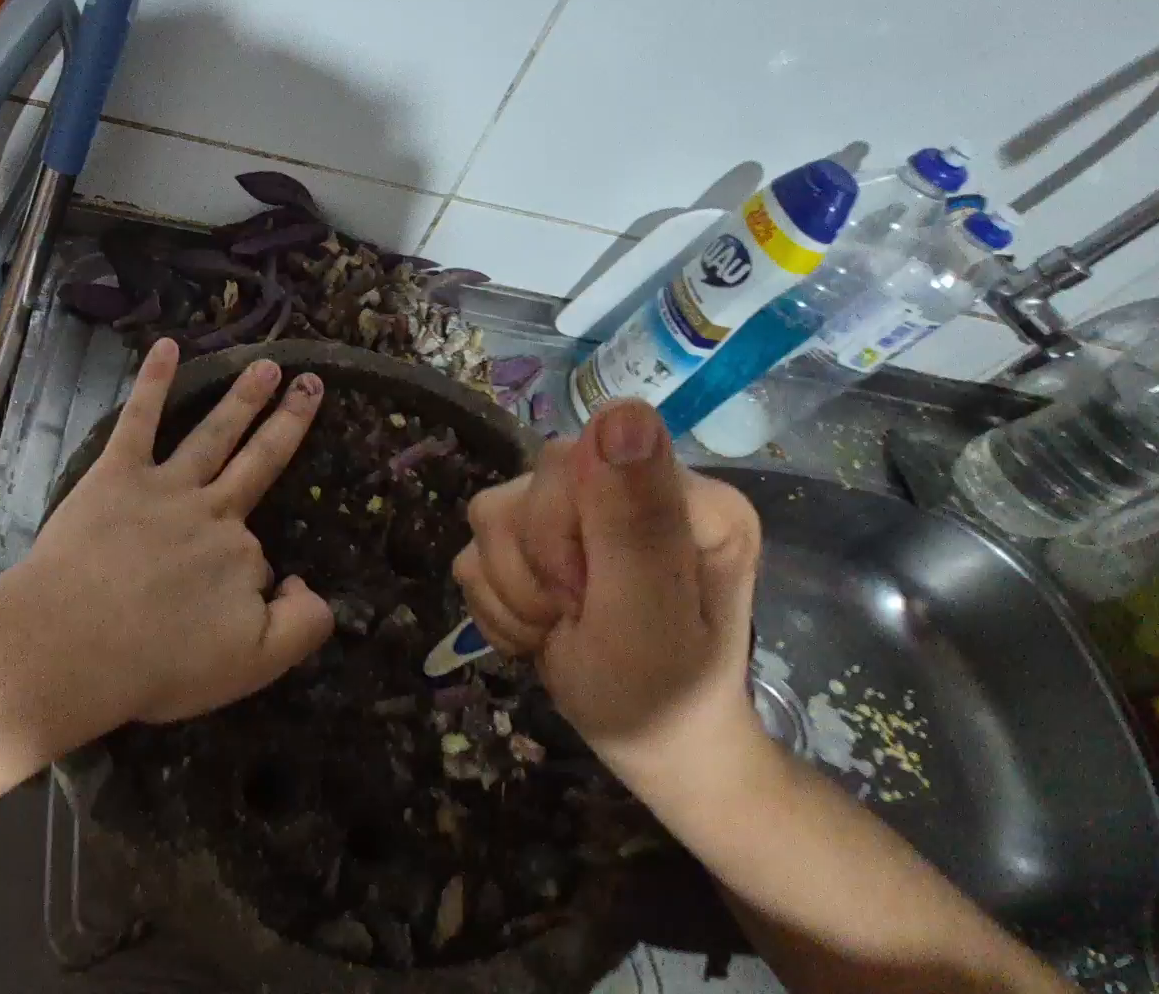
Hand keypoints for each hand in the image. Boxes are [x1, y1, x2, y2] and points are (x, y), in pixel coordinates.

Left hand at [9, 338, 333, 724]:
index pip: (259, 557)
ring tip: (266, 367)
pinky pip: (138, 421)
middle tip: (313, 385)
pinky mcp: (115, 475)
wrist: (73, 646)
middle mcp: (211, 510)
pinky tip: (166, 346)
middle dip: (288, 422)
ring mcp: (162, 486)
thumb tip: (302, 584)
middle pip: (259, 460)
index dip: (249, 585)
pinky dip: (152, 383)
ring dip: (242, 399)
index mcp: (240, 554)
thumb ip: (300, 626)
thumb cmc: (158, 664)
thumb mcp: (252, 665)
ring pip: (213, 434)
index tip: (222, 615)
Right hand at [452, 400, 761, 765]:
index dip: (555, 530)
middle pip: (525, 487)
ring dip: (511, 591)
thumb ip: (635, 518)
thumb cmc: (658, 697)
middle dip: (533, 569)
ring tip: (557, 628)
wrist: (644, 747)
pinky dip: (496, 602)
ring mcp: (579, 515)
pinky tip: (537, 627)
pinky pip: (474, 551)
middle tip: (575, 618)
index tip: (585, 594)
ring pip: (489, 517)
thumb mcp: (648, 618)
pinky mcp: (537, 543)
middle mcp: (632, 489)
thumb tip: (619, 411)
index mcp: (684, 495)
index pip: (575, 458)